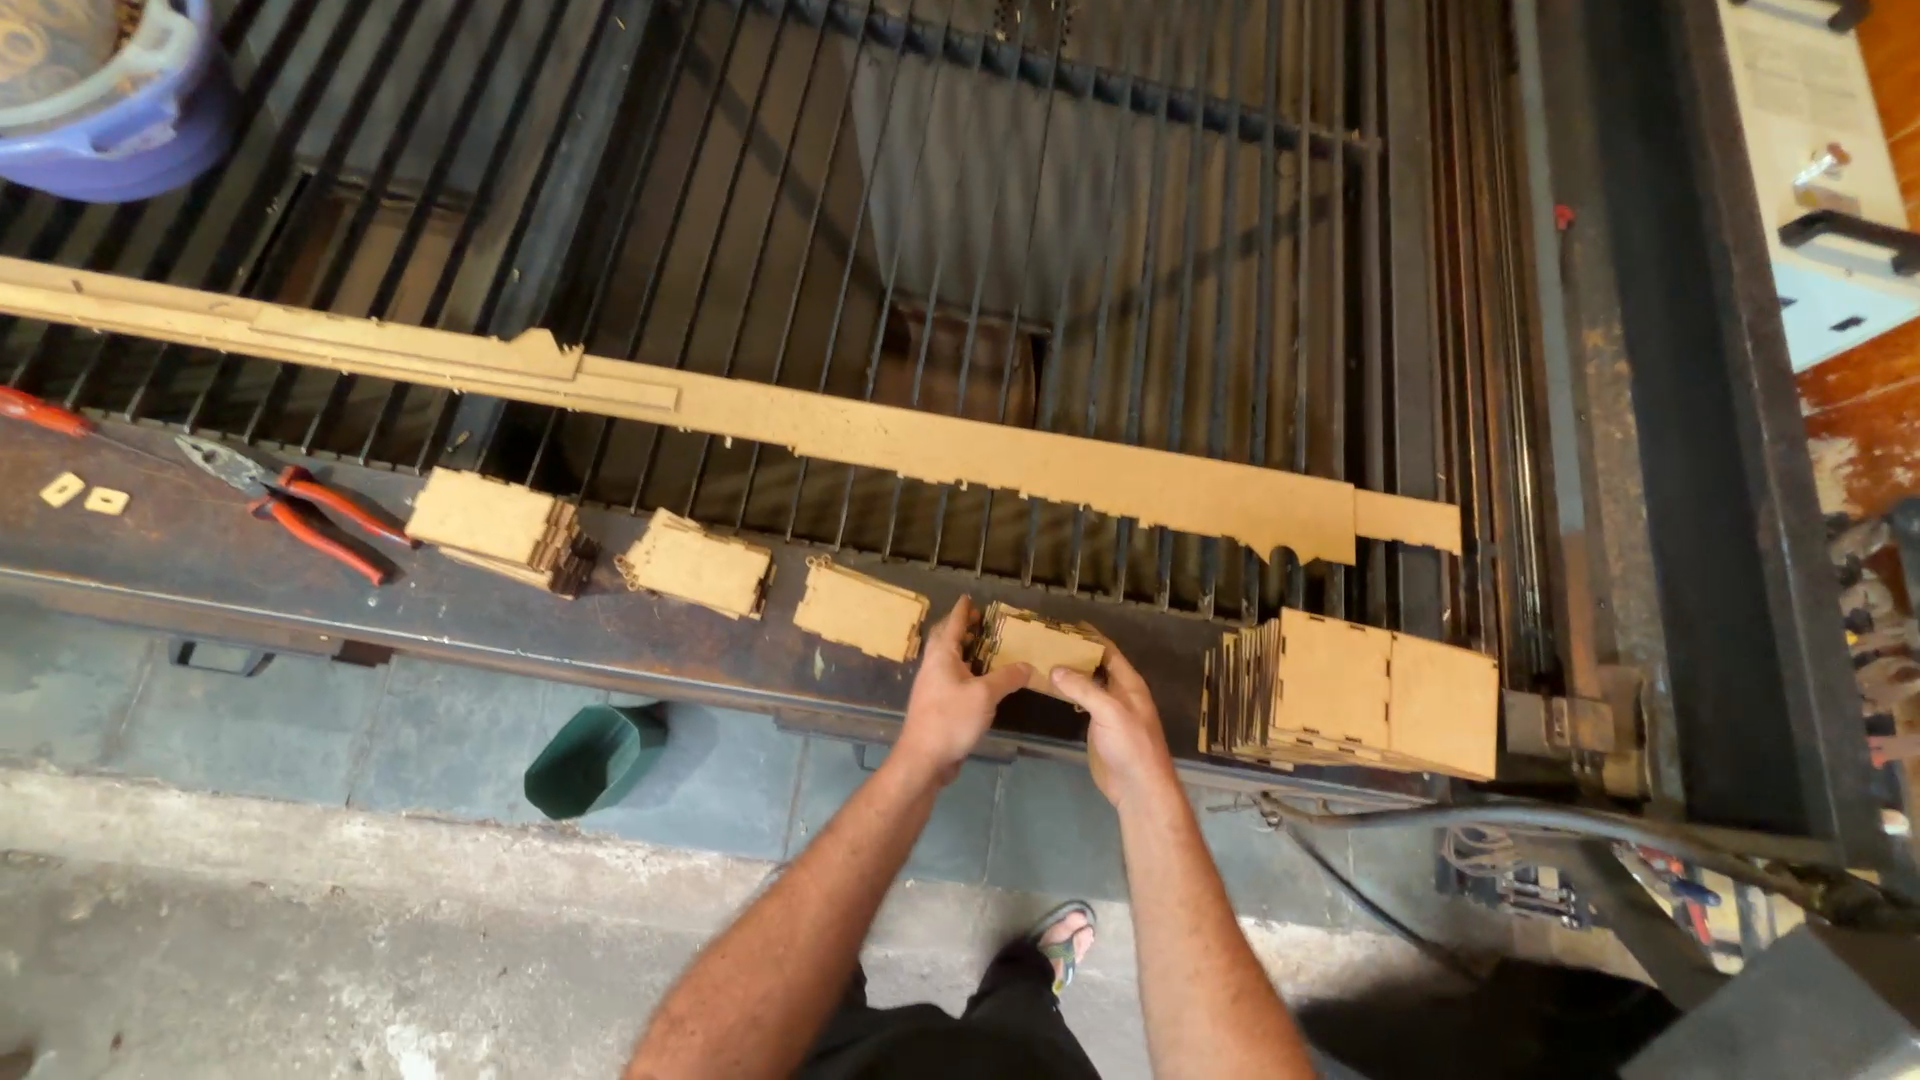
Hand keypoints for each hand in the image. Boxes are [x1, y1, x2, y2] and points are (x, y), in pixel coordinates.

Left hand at [894, 597, 1031, 783]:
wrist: (923, 758)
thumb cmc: (951, 720)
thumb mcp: (985, 696)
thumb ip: (1007, 678)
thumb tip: (1027, 666)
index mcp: (941, 656)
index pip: (952, 624)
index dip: (962, 611)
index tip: (968, 598)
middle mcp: (933, 667)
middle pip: (945, 639)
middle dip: (960, 628)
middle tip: (979, 621)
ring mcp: (932, 687)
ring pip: (947, 660)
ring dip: (963, 650)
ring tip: (983, 647)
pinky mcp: (936, 706)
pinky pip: (951, 679)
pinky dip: (965, 671)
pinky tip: (979, 681)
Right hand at [1050, 645, 1177, 809]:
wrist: (1138, 788)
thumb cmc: (1131, 745)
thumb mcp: (1110, 711)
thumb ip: (1084, 688)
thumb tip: (1056, 668)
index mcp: (1130, 684)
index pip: (1109, 652)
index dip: (1091, 637)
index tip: (1067, 625)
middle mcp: (1120, 693)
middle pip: (1097, 666)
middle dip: (1077, 653)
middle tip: (1049, 641)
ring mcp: (1109, 711)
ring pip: (1088, 684)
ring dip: (1071, 673)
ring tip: (1045, 659)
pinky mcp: (1098, 728)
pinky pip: (1082, 703)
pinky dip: (1068, 693)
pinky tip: (1052, 688)